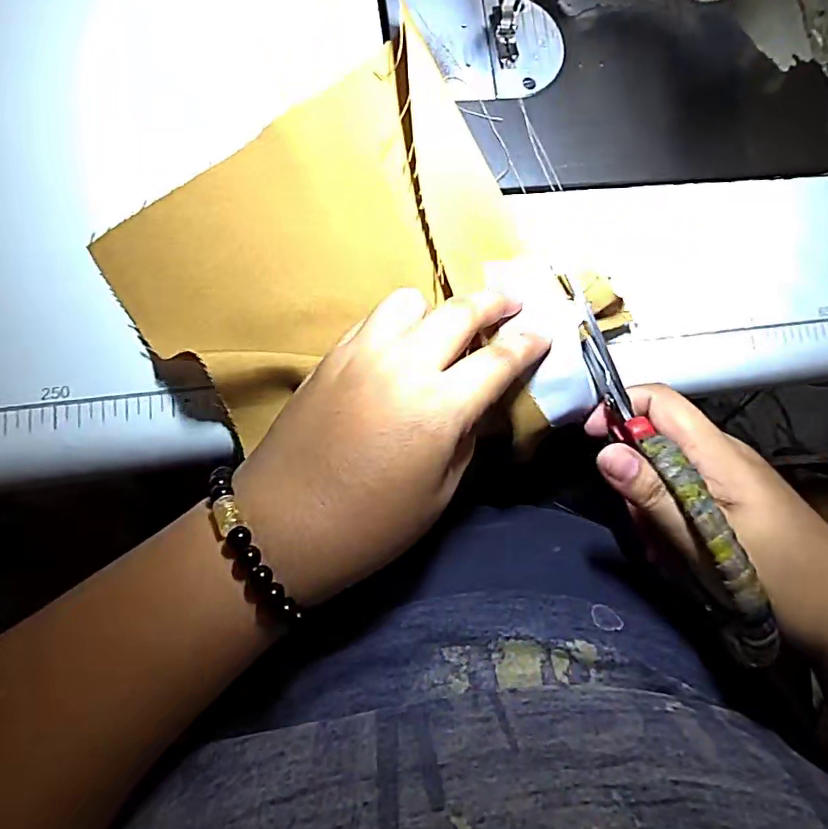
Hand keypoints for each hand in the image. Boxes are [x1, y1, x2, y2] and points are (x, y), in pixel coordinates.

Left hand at [234, 288, 548, 604]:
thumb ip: (469, 435)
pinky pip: (373, 320)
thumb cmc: (372, 525)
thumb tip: (481, 401)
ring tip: (444, 331)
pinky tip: (400, 348)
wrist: (282, 527)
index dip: (528, 343)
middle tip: (512, 304)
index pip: (499, 358)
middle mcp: (404, 365)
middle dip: (495, 303)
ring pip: (409, 301)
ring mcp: (362, 354)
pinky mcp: (331, 356)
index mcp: (439, 407)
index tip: (544, 333)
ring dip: (437, 310)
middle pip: (459, 312)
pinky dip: (397, 324)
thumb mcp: (441, 491)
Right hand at [587, 384, 827, 654]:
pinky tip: (683, 561)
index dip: (619, 408)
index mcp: (718, 452)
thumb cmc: (783, 578)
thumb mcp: (707, 541)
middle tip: (644, 528)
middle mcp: (722, 457)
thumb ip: (655, 494)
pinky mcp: (733, 506)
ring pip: (666, 475)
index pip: (660, 400)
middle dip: (634, 479)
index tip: (591, 441)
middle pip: (656, 441)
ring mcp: (729, 482)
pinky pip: (685, 499)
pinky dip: (672, 524)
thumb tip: (605, 450)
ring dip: (652, 510)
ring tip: (668, 555)